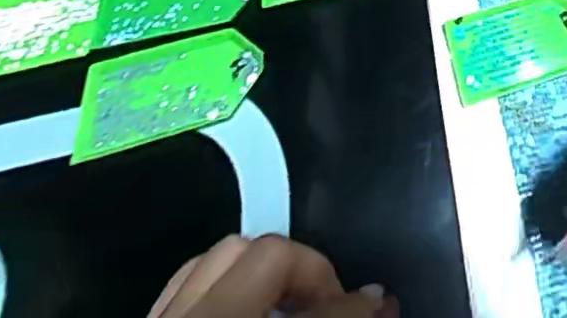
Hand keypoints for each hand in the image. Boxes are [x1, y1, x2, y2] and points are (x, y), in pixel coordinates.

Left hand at [147, 234, 397, 317]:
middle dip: (309, 271)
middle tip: (335, 302)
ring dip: (265, 270)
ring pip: (219, 257)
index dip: (354, 302)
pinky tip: (244, 306)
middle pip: (264, 255)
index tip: (382, 303)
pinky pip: (184, 282)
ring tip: (292, 301)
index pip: (312, 303)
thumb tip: (376, 302)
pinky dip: (220, 283)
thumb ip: (332, 317)